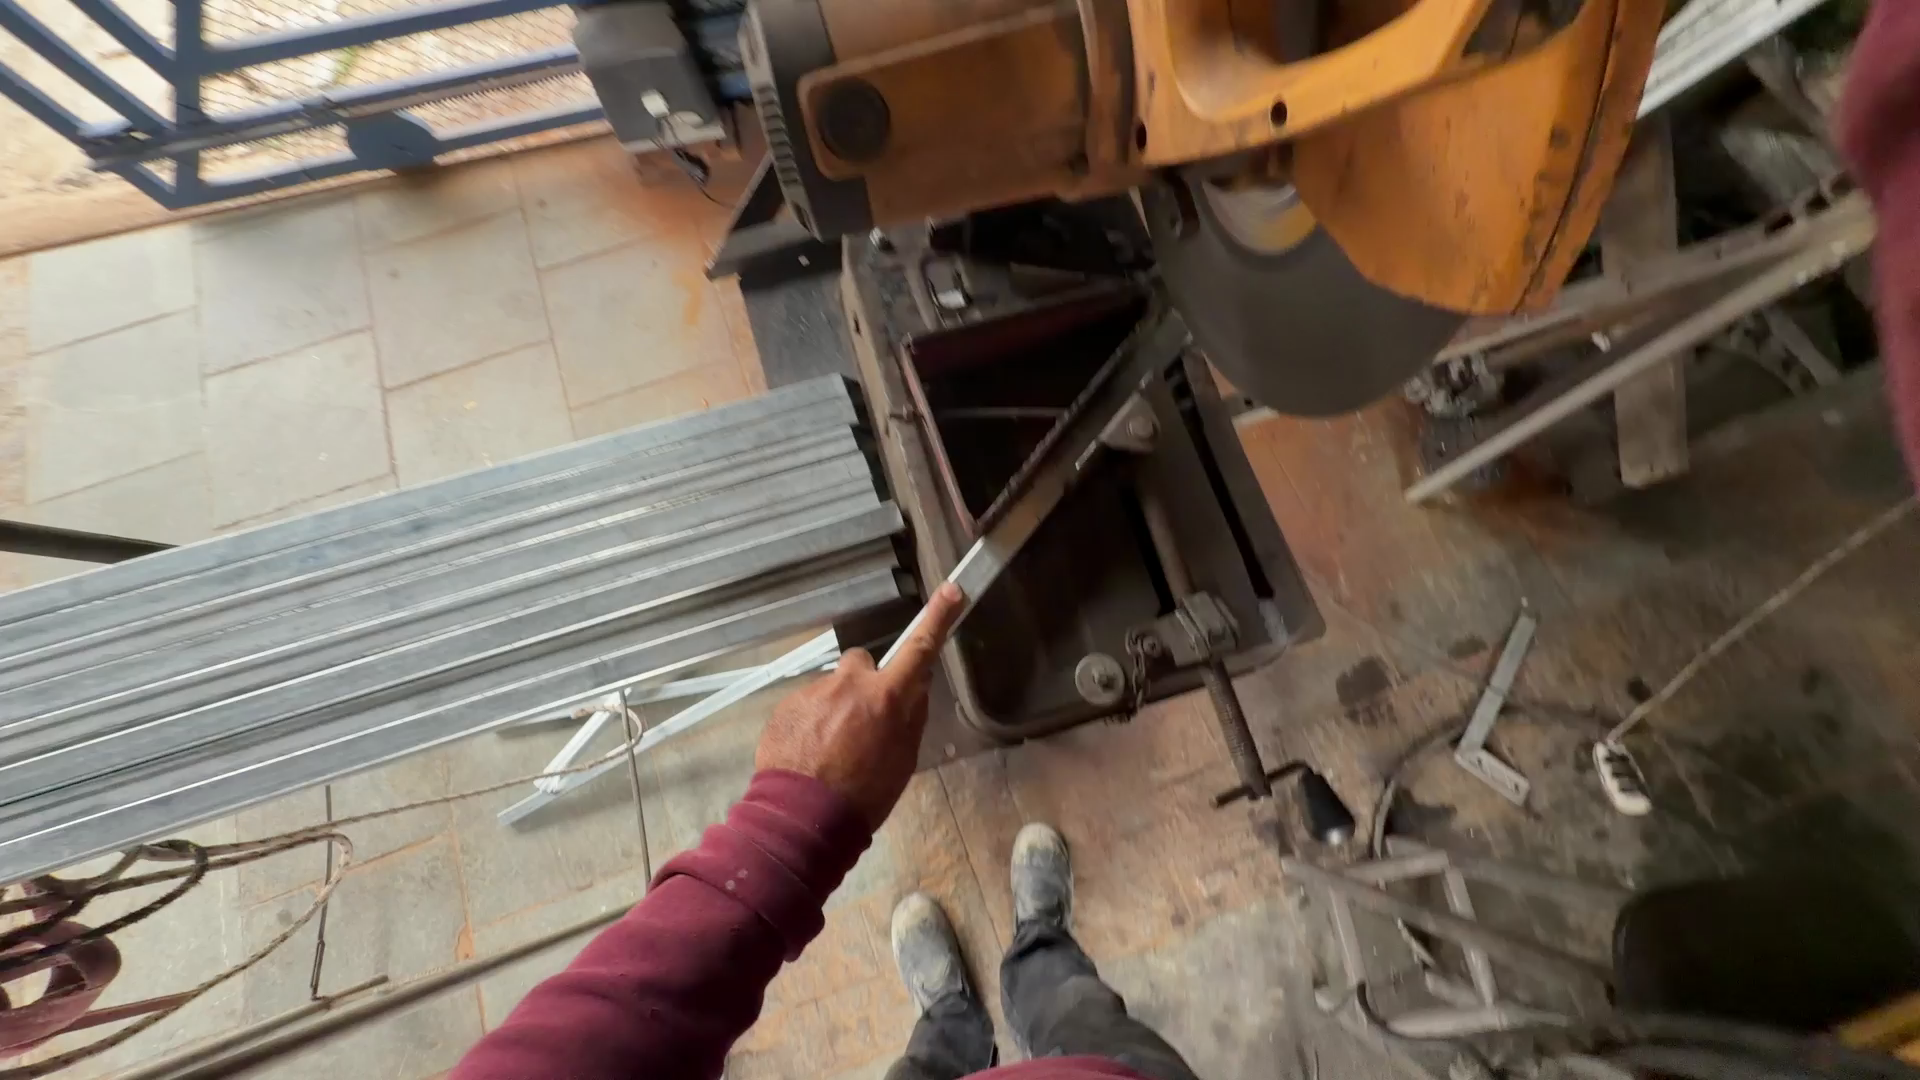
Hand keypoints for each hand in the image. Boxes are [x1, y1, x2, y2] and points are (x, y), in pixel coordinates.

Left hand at [755, 583, 966, 827]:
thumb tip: (913, 687)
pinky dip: (810, 721)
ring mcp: (814, 691)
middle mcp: (850, 683)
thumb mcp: (904, 758)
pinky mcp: (785, 704)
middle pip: (862, 664)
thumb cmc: (865, 795)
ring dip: (834, 706)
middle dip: (863, 683)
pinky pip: (806, 704)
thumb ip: (910, 715)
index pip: (919, 647)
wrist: (801, 819)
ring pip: (832, 687)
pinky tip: (808, 753)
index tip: (951, 590)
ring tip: (828, 749)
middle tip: (860, 721)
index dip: (937, 617)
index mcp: (887, 697)